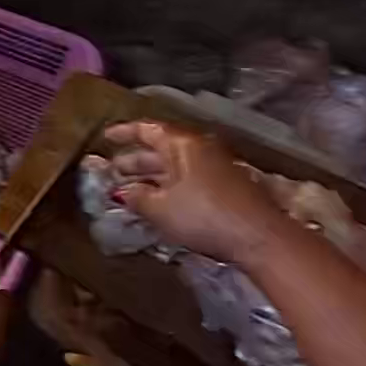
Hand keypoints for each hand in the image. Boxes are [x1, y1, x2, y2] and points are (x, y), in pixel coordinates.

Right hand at [102, 121, 294, 263]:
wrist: (260, 236)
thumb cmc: (204, 215)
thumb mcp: (162, 209)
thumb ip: (138, 198)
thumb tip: (123, 192)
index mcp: (181, 143)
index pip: (147, 129)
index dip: (124, 133)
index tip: (105, 138)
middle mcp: (198, 147)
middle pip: (161, 147)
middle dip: (136, 159)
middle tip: (114, 170)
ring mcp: (215, 165)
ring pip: (175, 164)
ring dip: (152, 175)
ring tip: (131, 189)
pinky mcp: (226, 185)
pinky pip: (189, 177)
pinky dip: (170, 185)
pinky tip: (160, 202)